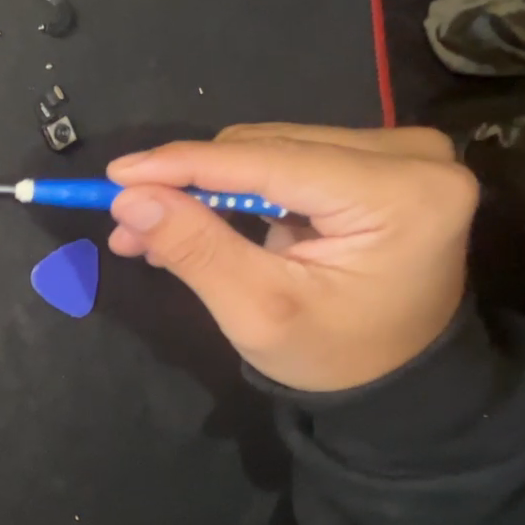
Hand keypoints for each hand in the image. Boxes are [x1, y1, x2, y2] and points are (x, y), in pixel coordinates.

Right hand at [105, 125, 478, 391]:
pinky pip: (280, 160)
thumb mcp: (256, 311)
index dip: (184, 164)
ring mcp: (396, 154)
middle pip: (264, 149)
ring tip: (152, 233)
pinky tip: (193, 221)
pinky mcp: (375, 162)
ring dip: (201, 188)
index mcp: (401, 195)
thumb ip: (196, 248)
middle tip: (127, 226)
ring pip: (264, 150)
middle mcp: (409, 156)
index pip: (269, 161)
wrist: (392, 376)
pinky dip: (228, 190)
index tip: (115, 175)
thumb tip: (128, 199)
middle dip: (187, 185)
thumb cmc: (331, 353)